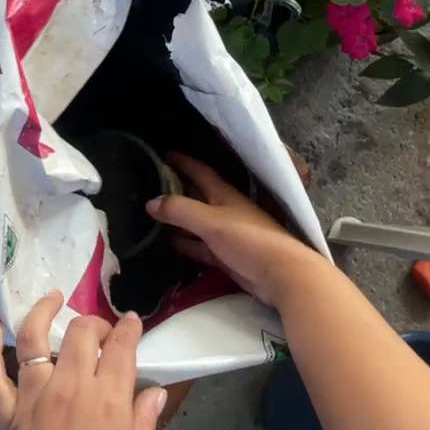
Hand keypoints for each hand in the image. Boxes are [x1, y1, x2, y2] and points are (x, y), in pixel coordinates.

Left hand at [0, 291, 167, 429]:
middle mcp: (70, 387)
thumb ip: (144, 425)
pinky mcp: (7, 413)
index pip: (122, 347)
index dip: (130, 329)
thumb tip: (154, 391)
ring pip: (34, 338)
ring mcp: (34, 396)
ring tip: (54, 298)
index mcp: (108, 401)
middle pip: (82, 333)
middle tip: (103, 331)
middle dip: (96, 323)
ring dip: (44, 311)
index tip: (133, 323)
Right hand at [146, 153, 332, 307]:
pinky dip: (186, 244)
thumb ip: (180, 211)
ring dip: (178, 219)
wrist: (282, 275)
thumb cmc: (249, 239)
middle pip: (196, 195)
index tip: (161, 154)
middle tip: (148, 187)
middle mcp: (224, 210)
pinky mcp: (227, 256)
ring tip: (151, 216)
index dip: (182, 161)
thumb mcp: (211, 221)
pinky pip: (201, 246)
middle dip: (175, 190)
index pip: (199, 171)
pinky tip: (170, 243)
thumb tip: (150, 202)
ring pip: (196, 222)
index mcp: (223, 194)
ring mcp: (226, 234)